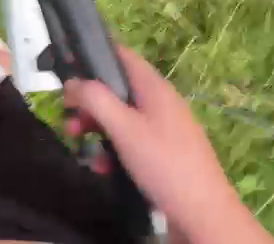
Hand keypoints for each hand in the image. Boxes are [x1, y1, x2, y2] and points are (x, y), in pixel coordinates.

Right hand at [63, 48, 273, 243]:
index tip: (66, 70)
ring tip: (79, 143)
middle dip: (89, 101)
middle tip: (69, 117)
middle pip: (116, 89)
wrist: (207, 220)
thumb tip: (72, 83)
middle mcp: (161, 102)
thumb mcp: (123, 127)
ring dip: (97, 126)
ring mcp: (165, 129)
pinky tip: (103, 167)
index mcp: (154, 87)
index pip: (120, 54)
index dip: (91, 55)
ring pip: (122, 117)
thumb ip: (94, 98)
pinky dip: (114, 148)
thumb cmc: (164, 164)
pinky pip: (132, 140)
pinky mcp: (166, 155)